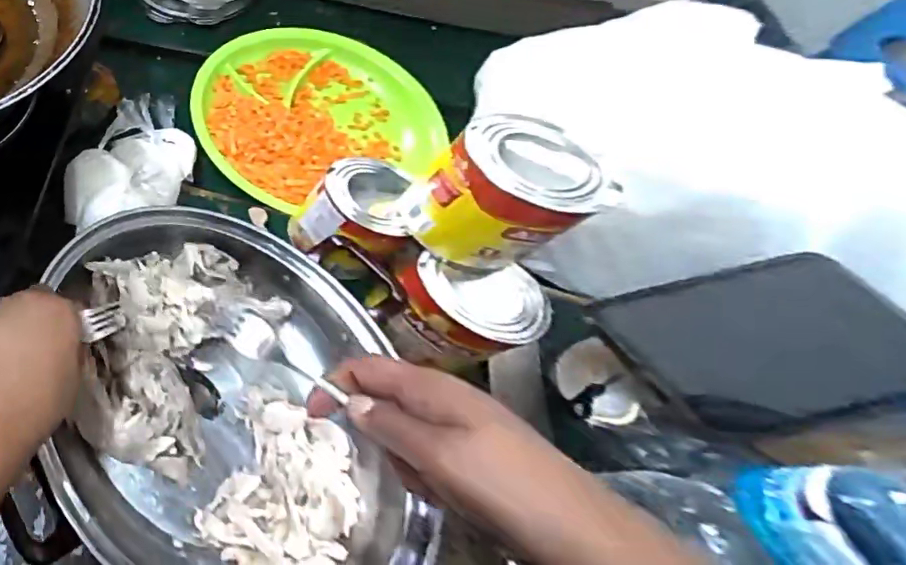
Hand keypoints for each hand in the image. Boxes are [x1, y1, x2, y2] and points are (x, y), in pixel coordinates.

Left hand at [0, 288, 82, 436]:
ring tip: (9, 356)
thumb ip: (72, 355)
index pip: (72, 311)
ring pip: (15, 309)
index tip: (64, 345)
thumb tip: (66, 350)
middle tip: (36, 349)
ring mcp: (7, 303)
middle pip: (41, 303)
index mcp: (65, 312)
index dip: (67, 328)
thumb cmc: (45, 396)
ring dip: (15, 324)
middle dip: (39, 320)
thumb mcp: (74, 379)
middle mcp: (37, 299)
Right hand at [310, 357, 695, 564]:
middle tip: (396, 467)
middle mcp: (445, 396)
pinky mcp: (482, 454)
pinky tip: (453, 497)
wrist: (594, 539)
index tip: (311, 415)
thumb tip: (349, 401)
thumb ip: (389, 424)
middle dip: (376, 431)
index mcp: (431, 385)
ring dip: (406, 458)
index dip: (333, 383)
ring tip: (433, 488)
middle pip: (384, 398)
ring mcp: (466, 425)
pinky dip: (430, 473)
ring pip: (407, 430)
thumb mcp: (439, 455)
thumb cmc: (509, 487)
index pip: (364, 366)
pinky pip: (433, 453)